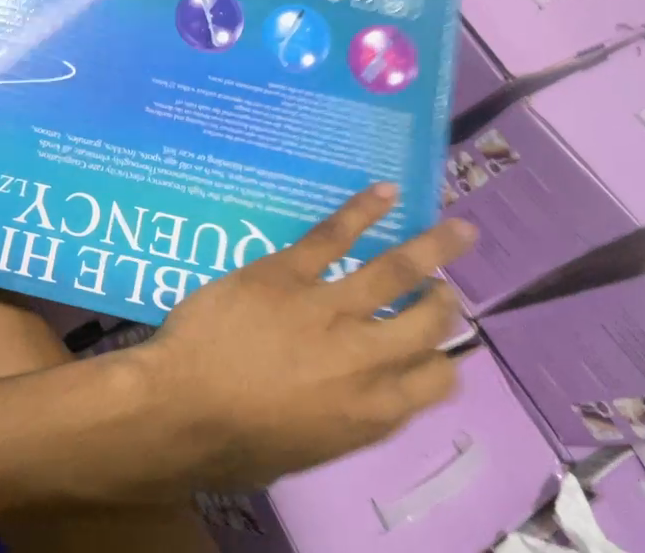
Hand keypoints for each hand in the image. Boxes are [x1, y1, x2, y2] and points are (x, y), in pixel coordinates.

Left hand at [123, 185, 476, 492]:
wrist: (184, 407)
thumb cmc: (235, 445)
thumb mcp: (306, 450)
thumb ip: (341, 420)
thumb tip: (347, 398)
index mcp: (373, 412)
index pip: (436, 381)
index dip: (445, 361)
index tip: (445, 349)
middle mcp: (366, 358)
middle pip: (426, 324)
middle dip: (444, 303)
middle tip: (449, 288)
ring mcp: (329, 309)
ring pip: (396, 272)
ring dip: (432, 250)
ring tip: (460, 232)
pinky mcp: (287, 273)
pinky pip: (333, 236)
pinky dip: (363, 212)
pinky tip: (386, 193)